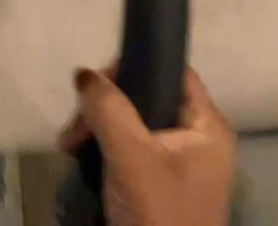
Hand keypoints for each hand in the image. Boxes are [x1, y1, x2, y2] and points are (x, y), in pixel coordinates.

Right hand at [58, 67, 239, 225]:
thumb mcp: (131, 156)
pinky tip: (80, 161)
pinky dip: (101, 151)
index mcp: (206, 127)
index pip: (172, 70)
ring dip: (96, 129)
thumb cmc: (159, 217)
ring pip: (129, 123)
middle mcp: (196, 140)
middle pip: (144, 95)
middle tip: (75, 129)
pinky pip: (126, 150)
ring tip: (71, 147)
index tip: (99, 85)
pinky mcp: (157, 187)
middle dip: (103, 106)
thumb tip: (84, 75)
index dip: (135, 66)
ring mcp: (177, 166)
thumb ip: (108, 108)